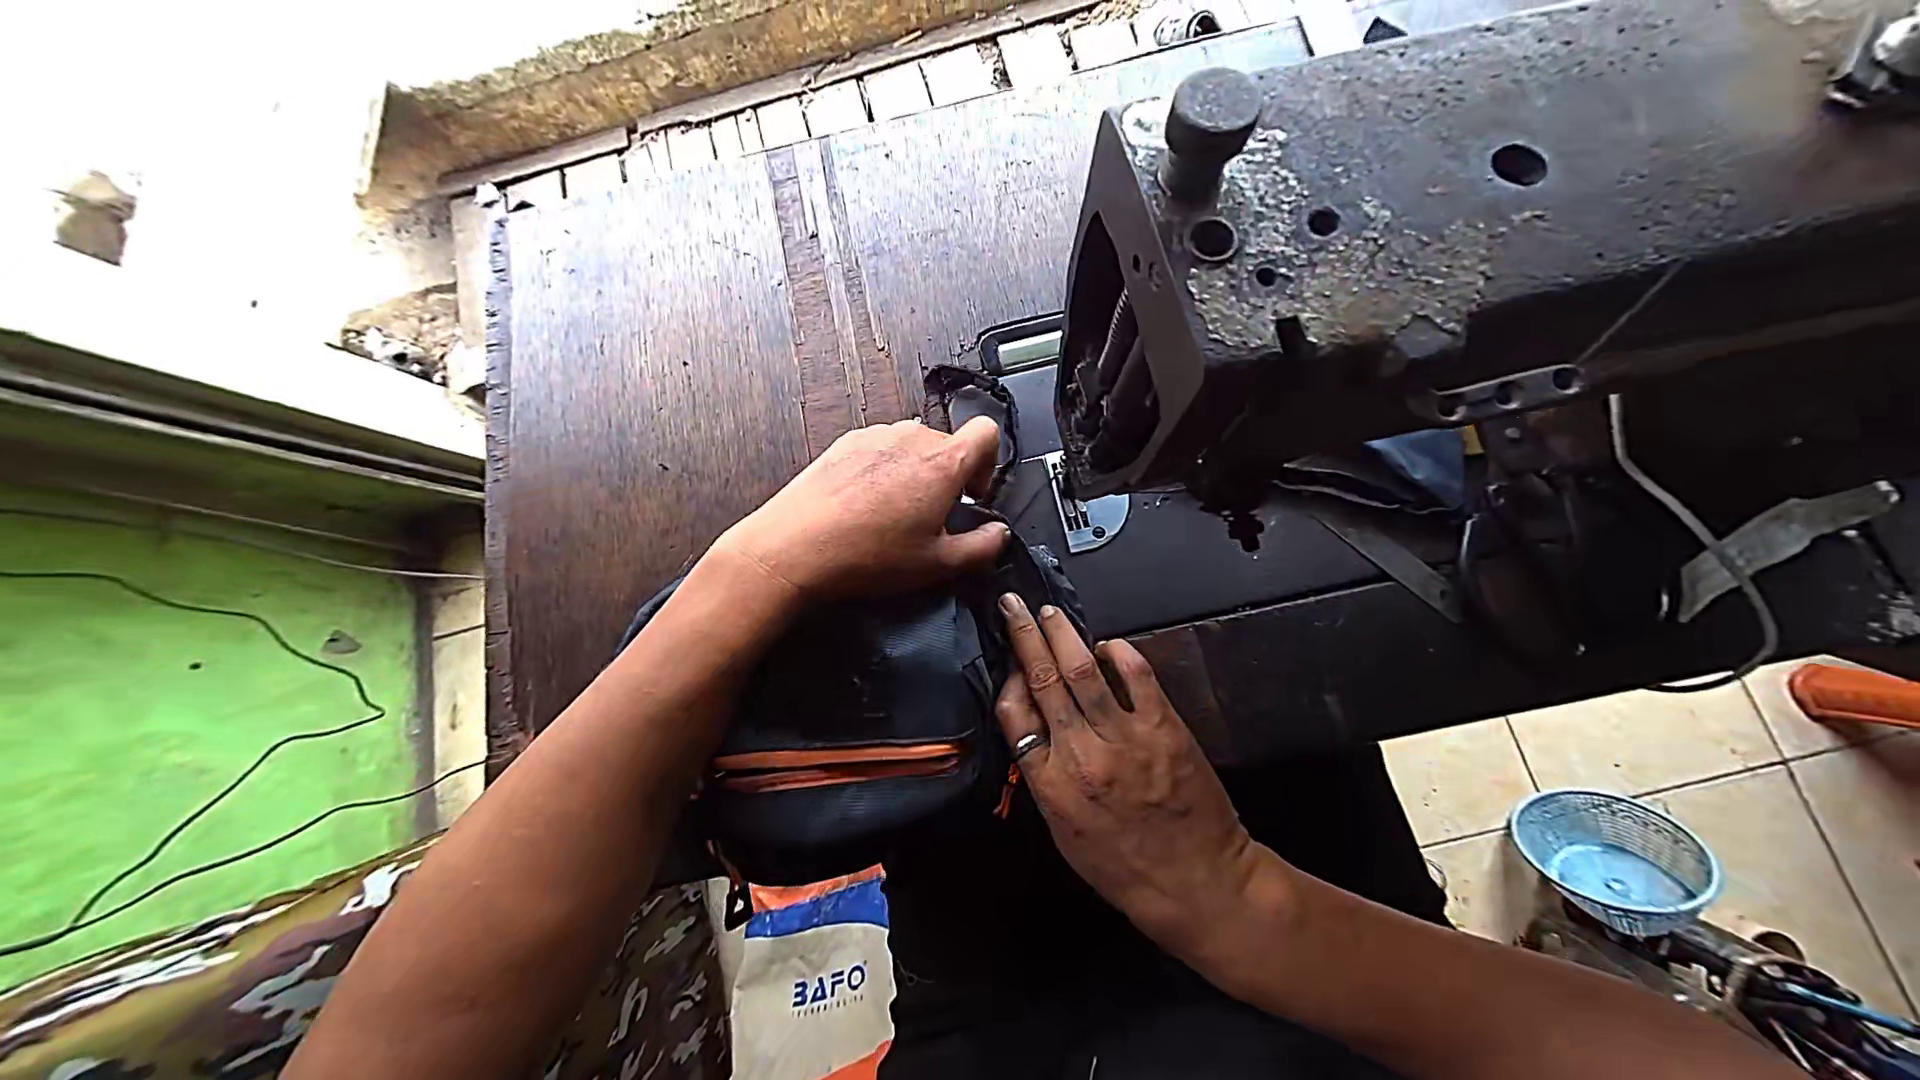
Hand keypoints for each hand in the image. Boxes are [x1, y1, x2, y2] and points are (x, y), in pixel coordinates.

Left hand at [711, 417, 1010, 602]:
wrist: (795, 547)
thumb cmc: (862, 553)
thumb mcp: (938, 565)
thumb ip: (983, 547)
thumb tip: (997, 536)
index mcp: (942, 462)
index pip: (987, 433)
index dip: (989, 463)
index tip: (973, 493)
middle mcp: (910, 439)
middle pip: (948, 444)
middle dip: (948, 477)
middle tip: (933, 517)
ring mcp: (875, 437)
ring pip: (912, 447)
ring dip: (914, 475)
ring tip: (896, 517)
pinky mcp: (845, 443)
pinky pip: (879, 450)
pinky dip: (883, 473)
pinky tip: (868, 509)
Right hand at [993, 594, 1283, 962]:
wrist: (1198, 885)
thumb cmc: (1126, 867)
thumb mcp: (1064, 833)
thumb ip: (1043, 778)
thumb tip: (1033, 730)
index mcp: (1050, 785)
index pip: (1014, 715)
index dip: (1009, 681)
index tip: (1010, 663)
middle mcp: (1080, 755)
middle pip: (1042, 680)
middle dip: (1024, 635)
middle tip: (1014, 605)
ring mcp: (1124, 739)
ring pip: (1082, 671)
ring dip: (1062, 635)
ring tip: (1049, 613)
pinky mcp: (1164, 729)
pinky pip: (1137, 677)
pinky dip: (1119, 653)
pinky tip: (1108, 644)